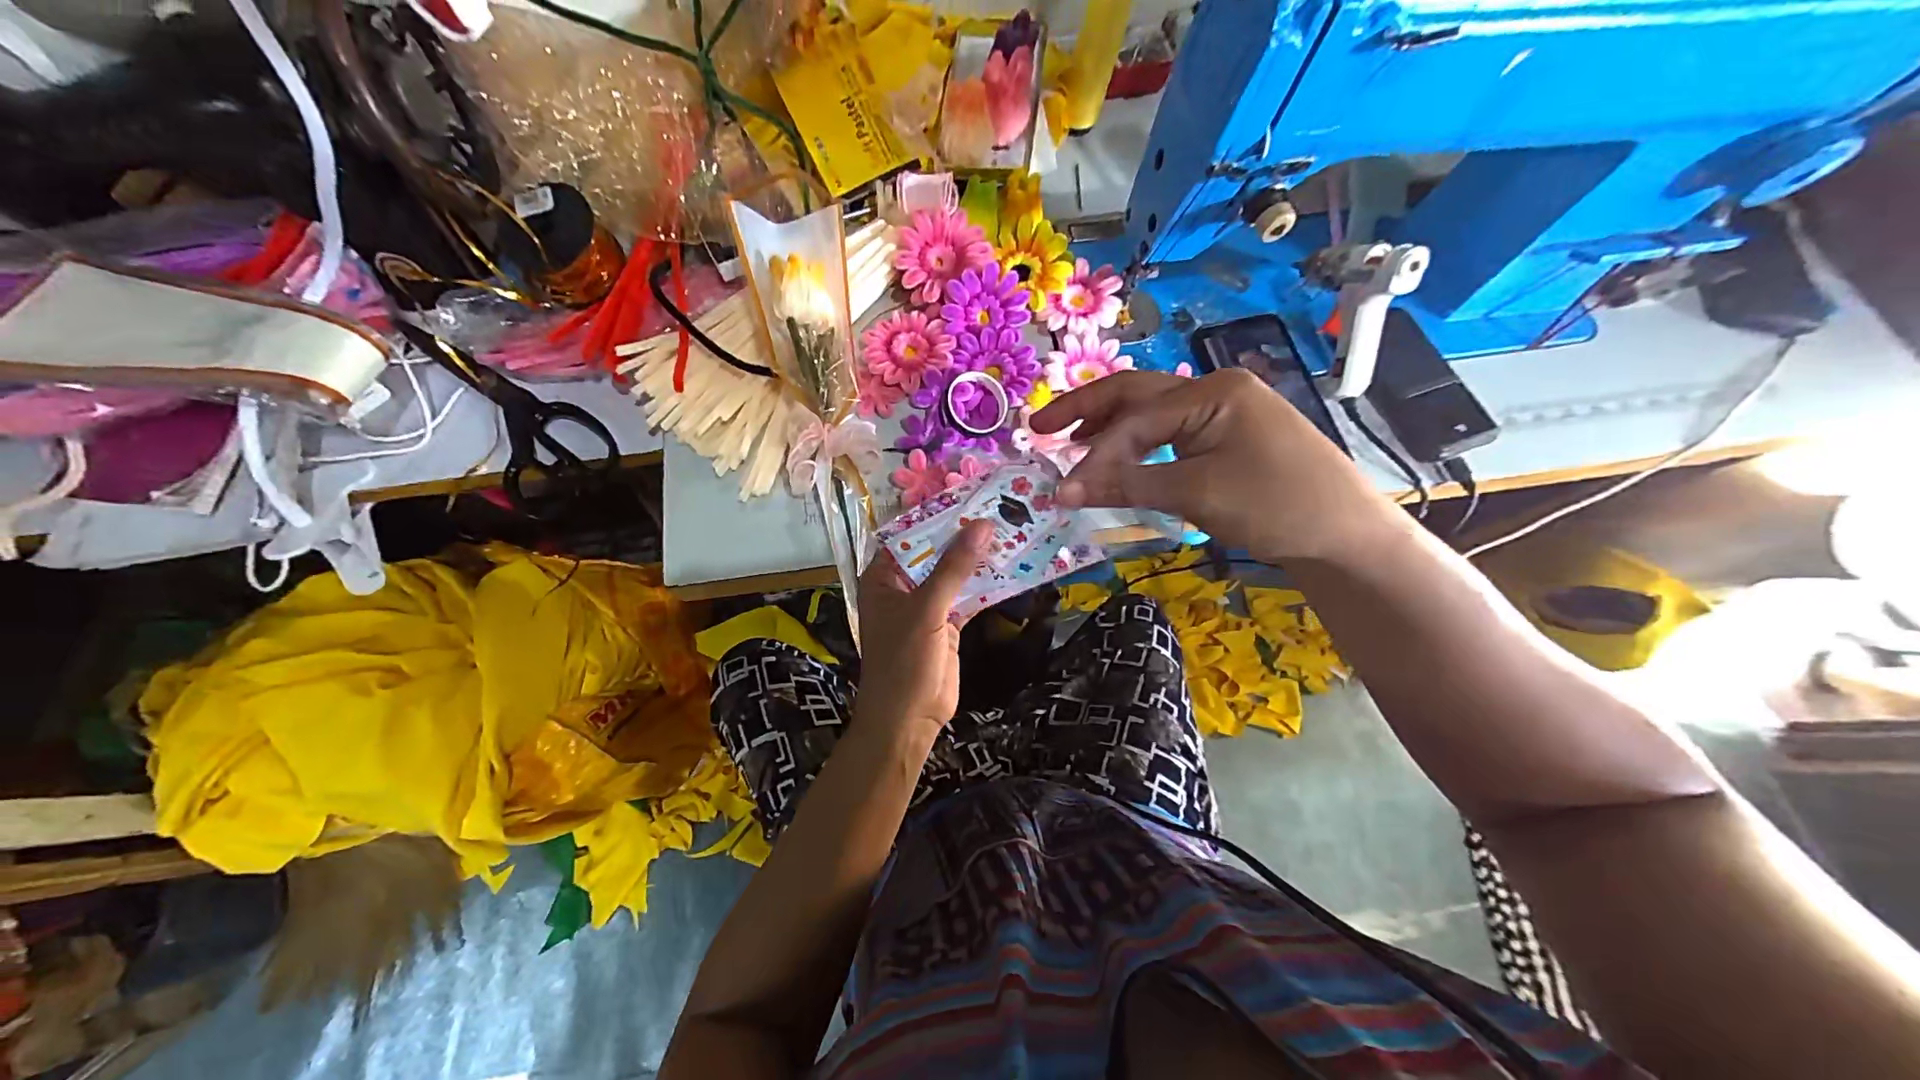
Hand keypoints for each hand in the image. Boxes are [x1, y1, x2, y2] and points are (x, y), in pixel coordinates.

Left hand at [854, 519, 991, 736]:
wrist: (909, 718)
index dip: (938, 516)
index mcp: (883, 578)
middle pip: (935, 553)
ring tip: (1012, 530)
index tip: (971, 496)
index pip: (910, 536)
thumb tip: (982, 525)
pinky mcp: (947, 625)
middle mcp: (902, 587)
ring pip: (954, 575)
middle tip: (1000, 509)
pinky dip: (986, 586)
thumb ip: (954, 567)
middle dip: (964, 536)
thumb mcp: (927, 609)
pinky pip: (967, 598)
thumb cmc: (904, 660)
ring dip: (978, 560)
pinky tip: (1012, 568)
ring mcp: (926, 606)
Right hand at [1031, 369, 1392, 562]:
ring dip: (1112, 428)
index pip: (1136, 418)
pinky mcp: (1230, 436)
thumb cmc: (1276, 505)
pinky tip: (1122, 459)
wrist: (1347, 535)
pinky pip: (1173, 433)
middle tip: (1040, 429)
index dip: (1096, 454)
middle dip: (1087, 411)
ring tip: (1072, 444)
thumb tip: (1063, 490)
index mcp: (1211, 390)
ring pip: (1153, 413)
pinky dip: (1141, 446)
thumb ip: (1127, 484)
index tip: (1063, 488)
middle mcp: (1215, 388)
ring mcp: (1226, 411)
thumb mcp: (1195, 493)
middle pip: (1137, 395)